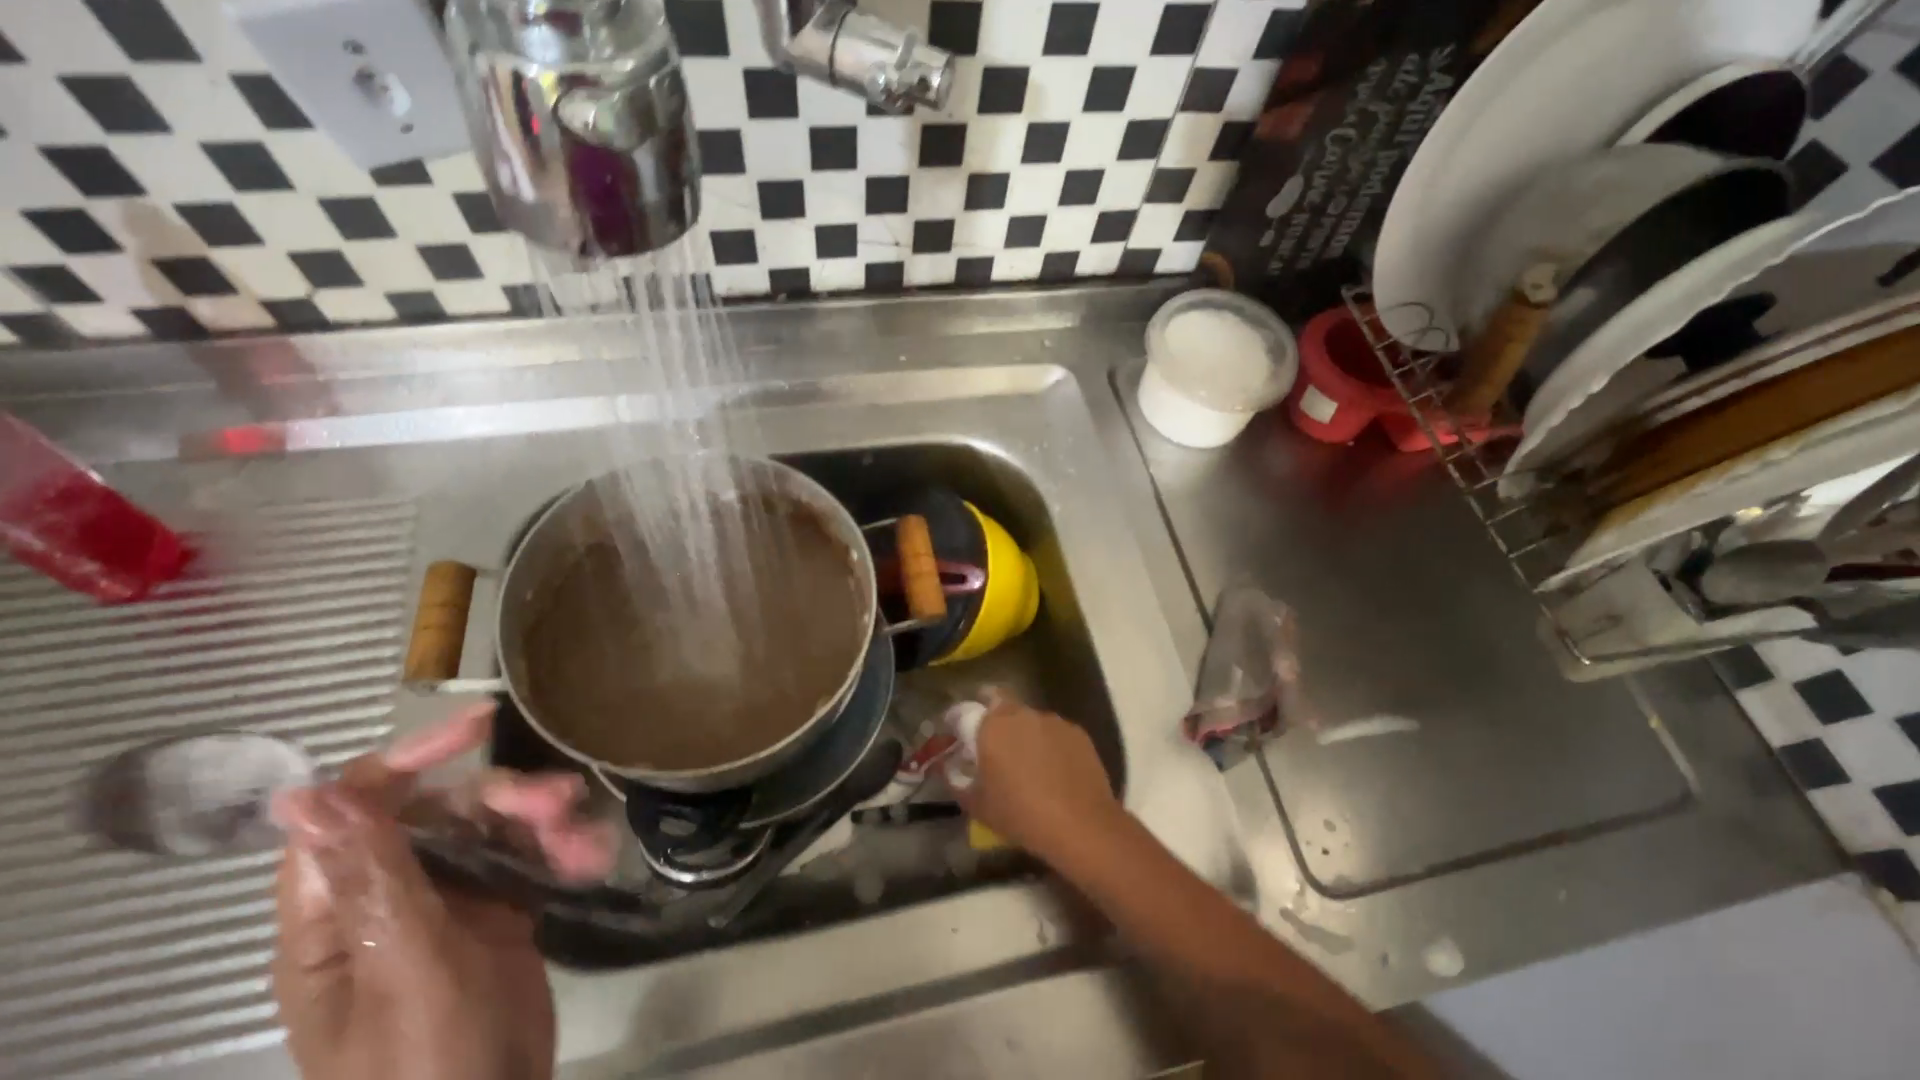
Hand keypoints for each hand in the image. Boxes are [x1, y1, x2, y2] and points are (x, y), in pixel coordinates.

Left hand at [270, 704, 615, 1079]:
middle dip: (501, 801)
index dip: (409, 762)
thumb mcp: (402, 967)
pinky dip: (558, 855)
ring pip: (489, 835)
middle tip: (559, 800)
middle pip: (439, 816)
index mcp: (335, 915)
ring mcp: (445, 910)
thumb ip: (368, 879)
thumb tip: (303, 795)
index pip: (357, 812)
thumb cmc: (430, 1060)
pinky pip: (524, 866)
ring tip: (586, 838)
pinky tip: (591, 857)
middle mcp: (386, 901)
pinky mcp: (496, 920)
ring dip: (539, 825)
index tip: (475, 730)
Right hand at [946, 690, 1124, 866]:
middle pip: (999, 705)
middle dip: (991, 721)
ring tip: (1025, 763)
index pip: (965, 710)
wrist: (1082, 827)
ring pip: (1029, 719)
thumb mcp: (977, 805)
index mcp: (992, 726)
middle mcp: (1022, 714)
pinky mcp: (1078, 733)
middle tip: (990, 748)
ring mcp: (1054, 721)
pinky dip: (1047, 744)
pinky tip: (1052, 770)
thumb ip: (956, 779)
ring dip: (1022, 733)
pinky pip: (1053, 732)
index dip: (957, 721)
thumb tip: (949, 766)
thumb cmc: (1021, 815)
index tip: (955, 736)